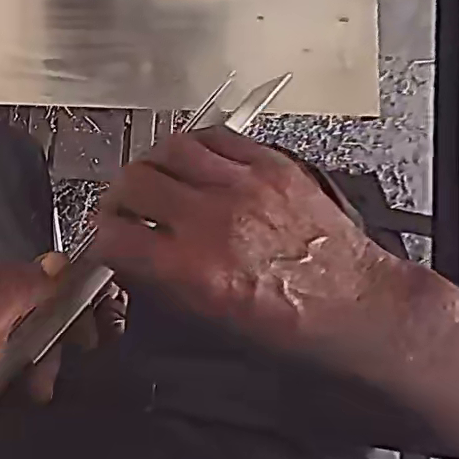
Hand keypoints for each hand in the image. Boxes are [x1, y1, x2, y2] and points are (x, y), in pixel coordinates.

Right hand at [91, 127, 439, 375]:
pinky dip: (194, 146)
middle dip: (117, 196)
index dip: (102, 236)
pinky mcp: (271, 166)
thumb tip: (132, 255)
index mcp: (194, 269)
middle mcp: (213, 222)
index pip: (116, 235)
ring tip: (157, 178)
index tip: (108, 236)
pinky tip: (195, 161)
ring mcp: (243, 186)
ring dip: (152, 164)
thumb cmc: (294, 322)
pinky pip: (214, 136)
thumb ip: (161, 282)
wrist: (357, 305)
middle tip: (125, 205)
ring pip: (169, 148)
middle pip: (133, 182)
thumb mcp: (212, 320)